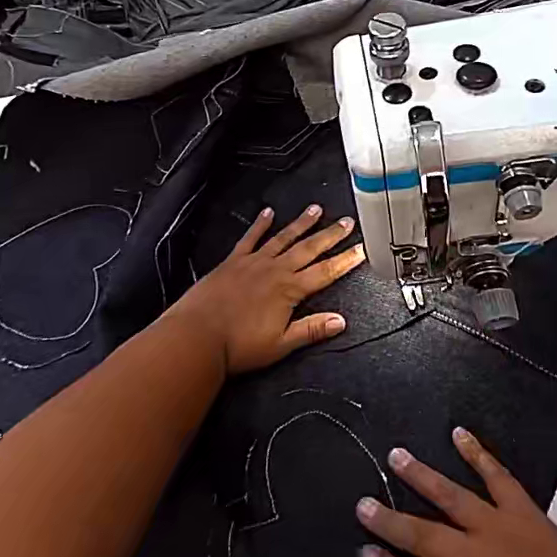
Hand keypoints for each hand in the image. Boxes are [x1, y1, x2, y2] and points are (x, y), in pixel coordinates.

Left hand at [170, 204, 361, 373]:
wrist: (195, 338)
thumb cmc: (236, 346)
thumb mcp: (280, 344)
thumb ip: (312, 330)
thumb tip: (340, 321)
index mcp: (289, 290)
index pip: (326, 271)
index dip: (346, 260)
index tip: (361, 249)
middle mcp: (275, 270)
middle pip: (309, 248)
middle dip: (330, 235)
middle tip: (346, 222)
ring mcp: (253, 263)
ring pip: (284, 238)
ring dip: (302, 223)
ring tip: (316, 210)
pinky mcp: (232, 262)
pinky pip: (250, 238)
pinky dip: (260, 224)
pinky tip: (268, 213)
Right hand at [356, 428, 556, 556]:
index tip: (362, 553)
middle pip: (424, 536)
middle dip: (391, 520)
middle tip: (363, 503)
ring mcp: (501, 527)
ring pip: (452, 496)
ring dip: (422, 476)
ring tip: (397, 456)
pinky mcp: (524, 510)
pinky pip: (496, 475)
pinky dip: (478, 453)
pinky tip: (460, 434)